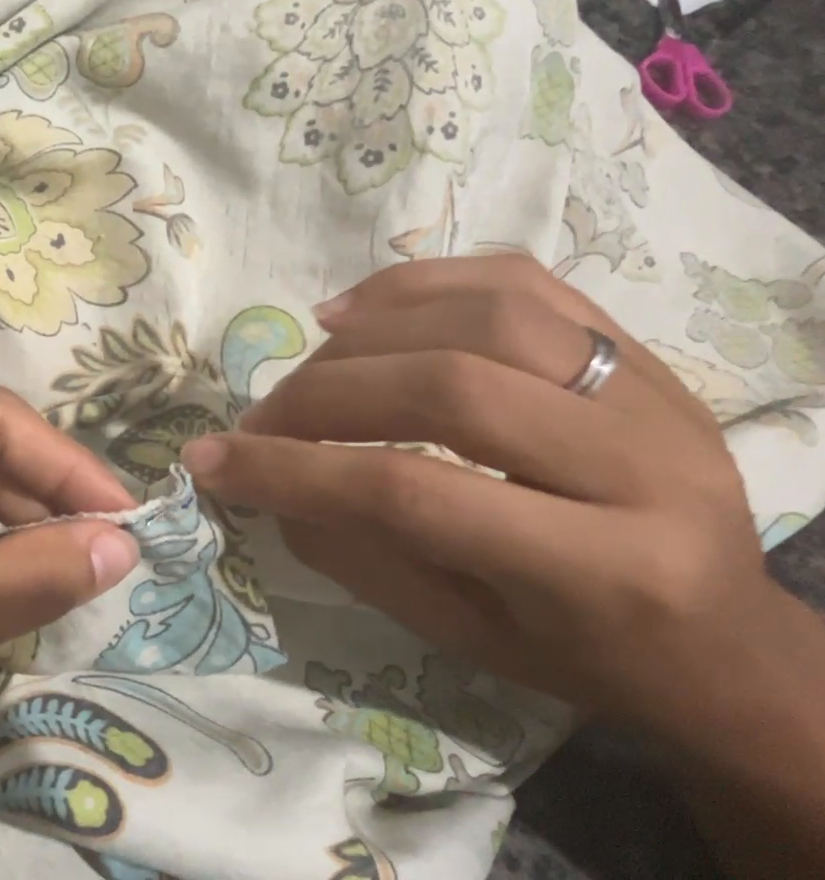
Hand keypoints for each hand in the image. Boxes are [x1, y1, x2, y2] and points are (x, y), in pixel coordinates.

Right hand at [178, 256, 792, 732]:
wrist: (721, 634)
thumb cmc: (574, 651)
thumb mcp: (454, 632)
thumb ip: (350, 549)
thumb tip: (256, 473)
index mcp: (604, 569)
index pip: (412, 491)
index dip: (292, 469)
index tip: (209, 461)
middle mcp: (648, 465)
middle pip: (448, 387)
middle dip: (320, 397)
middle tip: (259, 423)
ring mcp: (655, 391)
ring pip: (482, 317)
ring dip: (361, 339)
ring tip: (306, 374)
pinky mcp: (638, 349)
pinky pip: (515, 279)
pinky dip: (411, 284)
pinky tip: (348, 313)